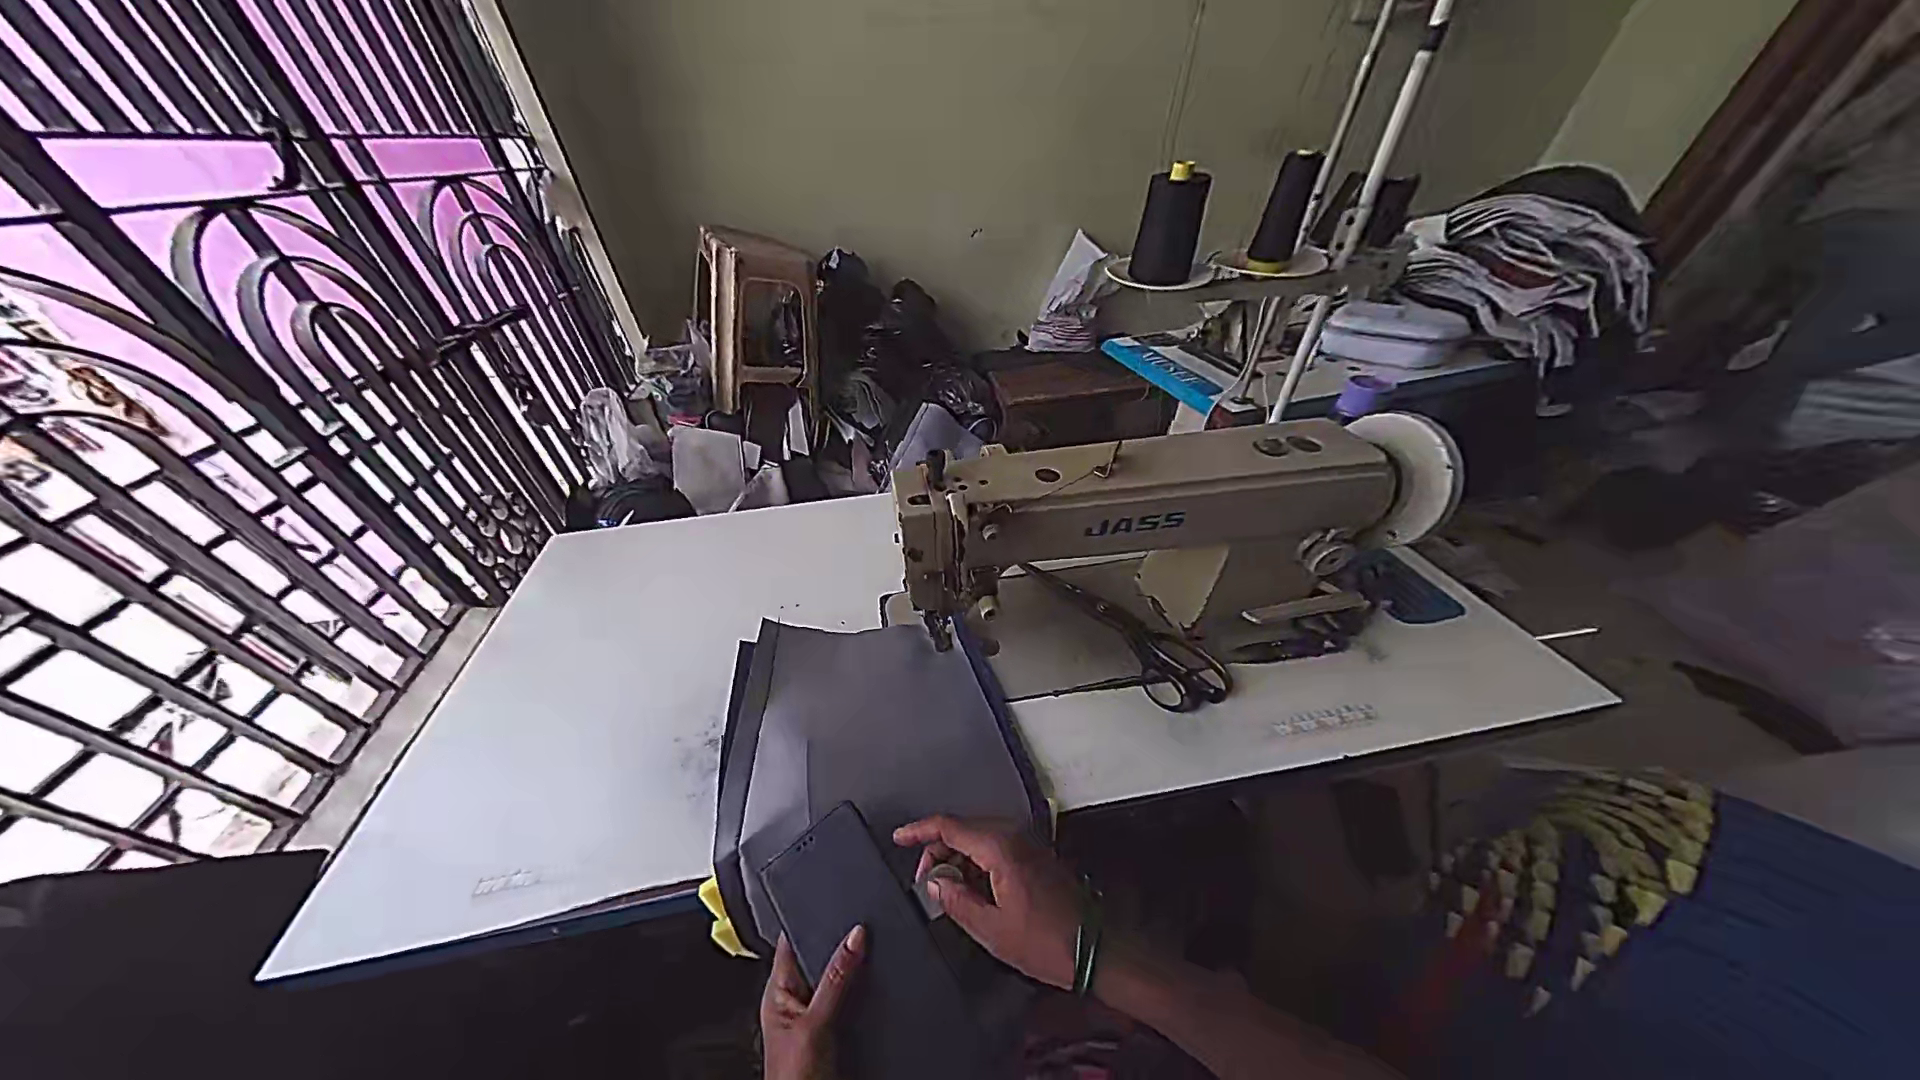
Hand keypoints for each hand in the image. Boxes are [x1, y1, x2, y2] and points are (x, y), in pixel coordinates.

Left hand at [760, 928, 865, 1079]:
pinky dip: (860, 986)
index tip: (834, 898)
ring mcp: (814, 1013)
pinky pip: (849, 994)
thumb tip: (854, 936)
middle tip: (860, 924)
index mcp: (777, 991)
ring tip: (868, 950)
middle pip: (818, 954)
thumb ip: (836, 978)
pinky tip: (870, 981)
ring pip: (836, 975)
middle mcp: (794, 998)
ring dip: (851, 965)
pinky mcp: (833, 1027)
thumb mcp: (816, 1023)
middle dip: (838, 941)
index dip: (810, 917)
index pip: (792, 939)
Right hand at [893, 815, 1082, 989]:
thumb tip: (934, 882)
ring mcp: (1025, 840)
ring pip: (977, 837)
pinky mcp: (1032, 852)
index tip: (898, 837)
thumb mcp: (991, 929)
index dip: (919, 830)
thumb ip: (956, 900)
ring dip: (957, 857)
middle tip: (926, 884)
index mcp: (999, 846)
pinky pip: (994, 845)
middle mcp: (1012, 834)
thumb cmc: (1045, 941)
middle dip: (937, 851)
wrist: (1095, 947)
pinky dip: (976, 861)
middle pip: (962, 829)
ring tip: (947, 892)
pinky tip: (972, 889)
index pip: (949, 826)